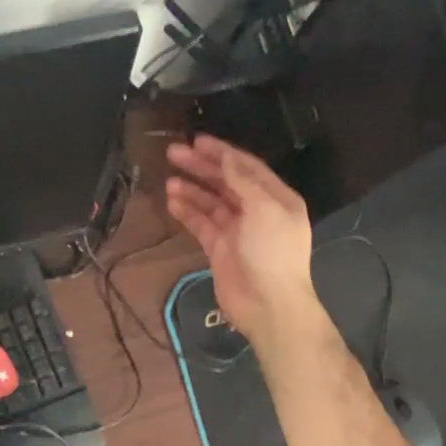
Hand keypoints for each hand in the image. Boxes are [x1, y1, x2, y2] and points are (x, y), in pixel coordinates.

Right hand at [164, 134, 320, 345]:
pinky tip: (172, 201)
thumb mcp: (264, 210)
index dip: (223, 153)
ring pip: (211, 203)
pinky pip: (202, 224)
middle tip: (174, 153)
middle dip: (202, 167)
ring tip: (169, 180)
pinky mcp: (220, 249)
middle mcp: (258, 211)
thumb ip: (244, 182)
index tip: (197, 141)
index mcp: (276, 198)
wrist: (269, 305)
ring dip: (192, 190)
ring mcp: (238, 231)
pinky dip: (188, 212)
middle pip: (227, 182)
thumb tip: (227, 159)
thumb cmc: (272, 253)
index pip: (247, 167)